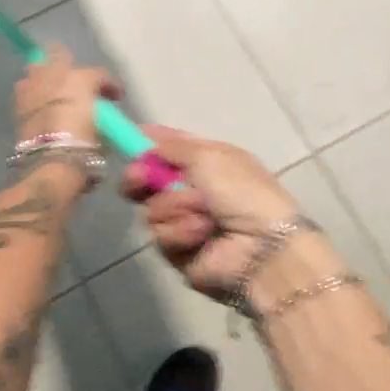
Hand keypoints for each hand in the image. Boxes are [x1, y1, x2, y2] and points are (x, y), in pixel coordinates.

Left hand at [13, 45, 121, 144]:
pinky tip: (39, 104)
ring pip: (37, 67)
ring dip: (46, 76)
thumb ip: (102, 114)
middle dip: (67, 64)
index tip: (116, 98)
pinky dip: (33, 92)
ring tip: (54, 91)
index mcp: (82, 78)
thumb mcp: (104, 128)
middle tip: (77, 82)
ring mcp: (34, 84)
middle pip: (59, 54)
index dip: (109, 85)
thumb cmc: (84, 143)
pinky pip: (25, 88)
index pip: (99, 74)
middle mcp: (55, 74)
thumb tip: (99, 112)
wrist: (51, 159)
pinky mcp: (17, 100)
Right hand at [122, 126, 301, 298]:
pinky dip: (181, 232)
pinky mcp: (178, 251)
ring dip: (175, 208)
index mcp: (204, 162)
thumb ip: (173, 146)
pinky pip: (161, 236)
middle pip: (146, 180)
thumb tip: (145, 139)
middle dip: (140, 177)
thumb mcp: (210, 156)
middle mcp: (191, 189)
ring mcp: (182, 221)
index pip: (167, 148)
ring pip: (151, 209)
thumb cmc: (241, 191)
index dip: (146, 144)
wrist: (263, 246)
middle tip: (139, 179)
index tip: (126, 141)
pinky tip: (202, 234)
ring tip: (203, 214)